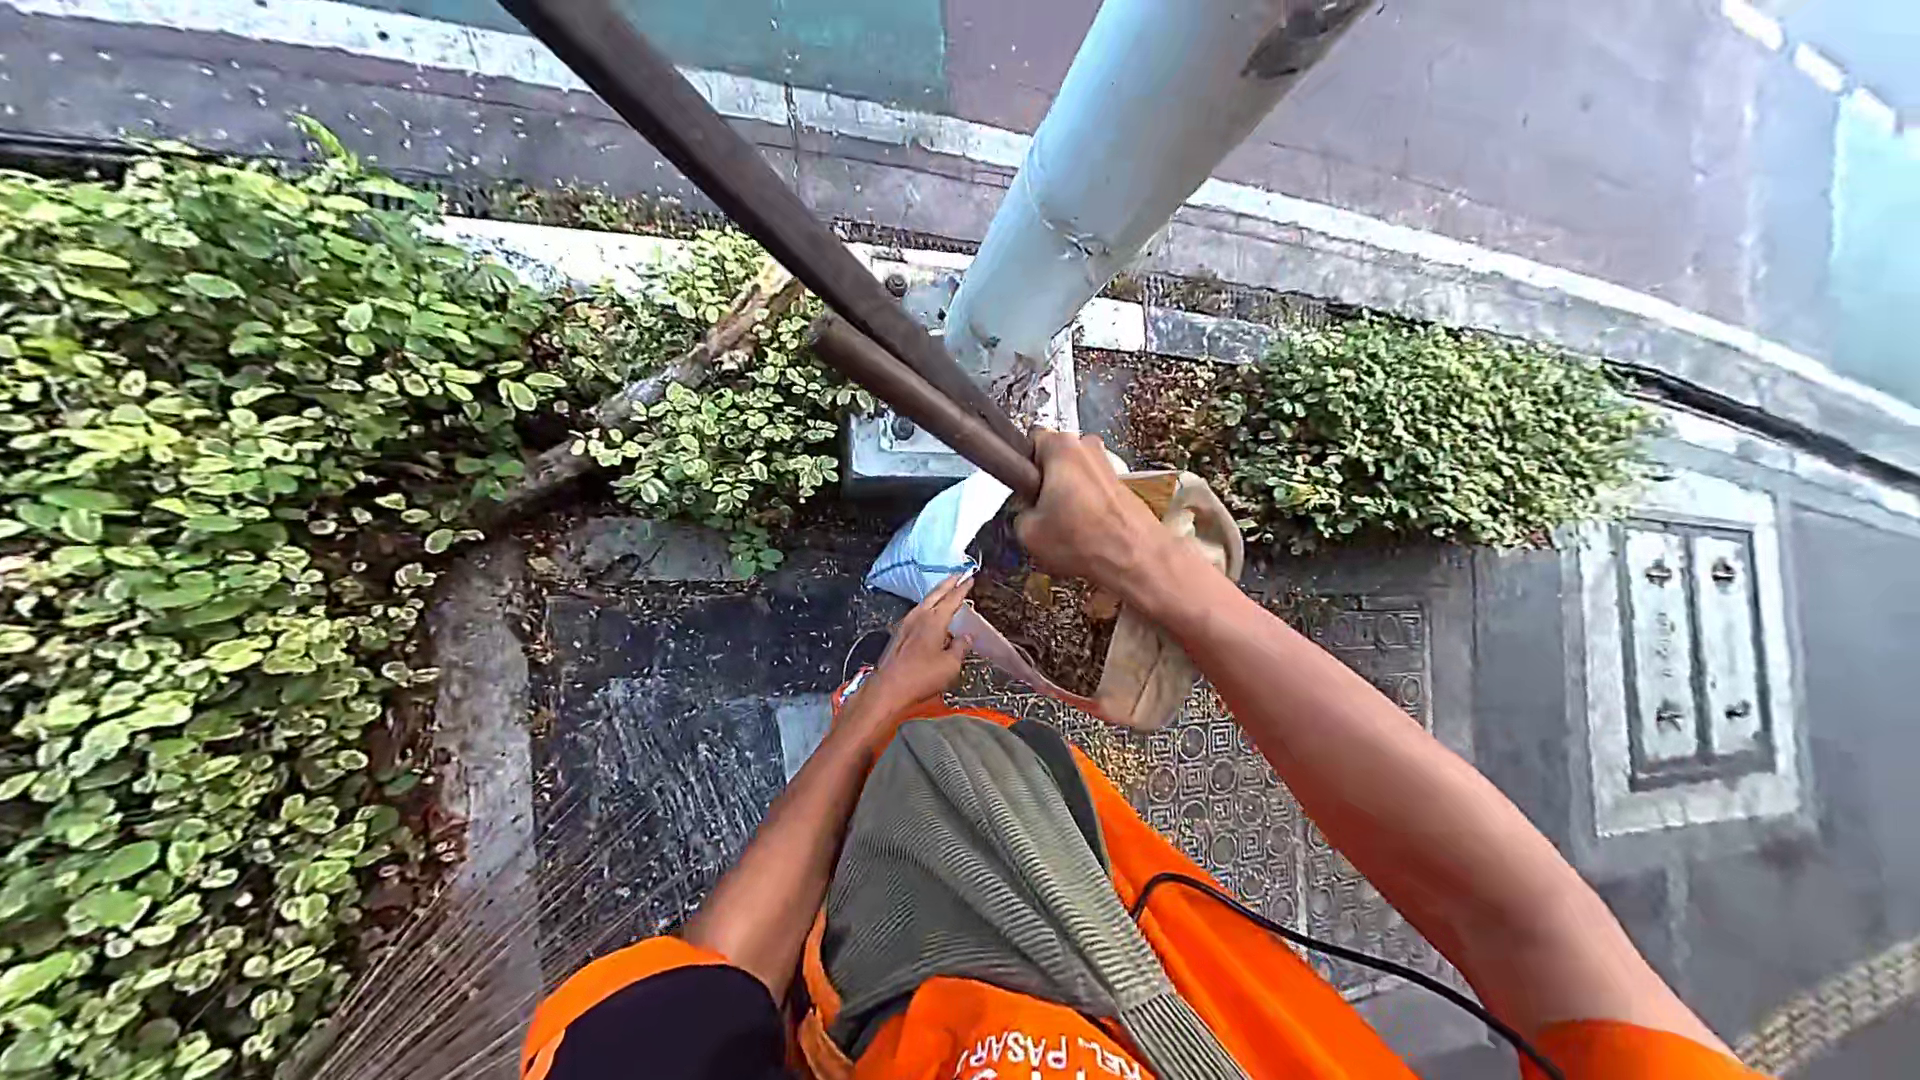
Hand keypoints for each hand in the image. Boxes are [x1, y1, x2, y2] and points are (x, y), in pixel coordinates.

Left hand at [852, 571, 974, 720]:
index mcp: (934, 621)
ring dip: (936, 594)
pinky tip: (929, 614)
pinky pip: (917, 612)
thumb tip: (966, 638)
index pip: (952, 599)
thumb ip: (960, 648)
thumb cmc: (921, 677)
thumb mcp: (950, 665)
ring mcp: (906, 624)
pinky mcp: (899, 634)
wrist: (889, 688)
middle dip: (948, 584)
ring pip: (924, 602)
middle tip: (957, 575)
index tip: (969, 579)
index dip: (962, 589)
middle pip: (935, 594)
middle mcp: (919, 617)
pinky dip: (927, 607)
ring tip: (945, 591)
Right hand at [1014, 430, 1176, 593]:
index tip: (1024, 491)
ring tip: (1066, 527)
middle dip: (1047, 482)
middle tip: (1042, 513)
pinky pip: (1093, 490)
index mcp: (1061, 446)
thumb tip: (1029, 512)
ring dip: (1068, 496)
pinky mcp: (1123, 484)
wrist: (1135, 557)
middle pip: (1054, 460)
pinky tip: (1086, 531)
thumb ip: (1020, 512)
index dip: (1022, 469)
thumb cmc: (1081, 539)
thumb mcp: (1027, 531)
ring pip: (1075, 476)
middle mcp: (1087, 445)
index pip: (1029, 444)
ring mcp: (1108, 463)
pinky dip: (1087, 506)